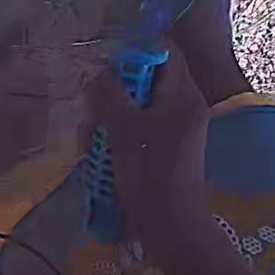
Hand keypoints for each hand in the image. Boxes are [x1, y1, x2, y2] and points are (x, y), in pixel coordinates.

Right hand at [87, 52, 212, 249]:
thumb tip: (101, 72)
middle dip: (114, 91)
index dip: (136, 51)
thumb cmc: (149, 172)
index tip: (108, 65)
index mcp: (182, 96)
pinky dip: (115, 133)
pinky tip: (98, 151)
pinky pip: (136, 126)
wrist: (168, 223)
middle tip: (93, 107)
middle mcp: (182, 106)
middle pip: (145, 79)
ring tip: (91, 138)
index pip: (165, 53)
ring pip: (134, 105)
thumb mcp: (124, 128)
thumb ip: (111, 94)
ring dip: (108, 116)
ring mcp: (173, 128)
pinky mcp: (161, 146)